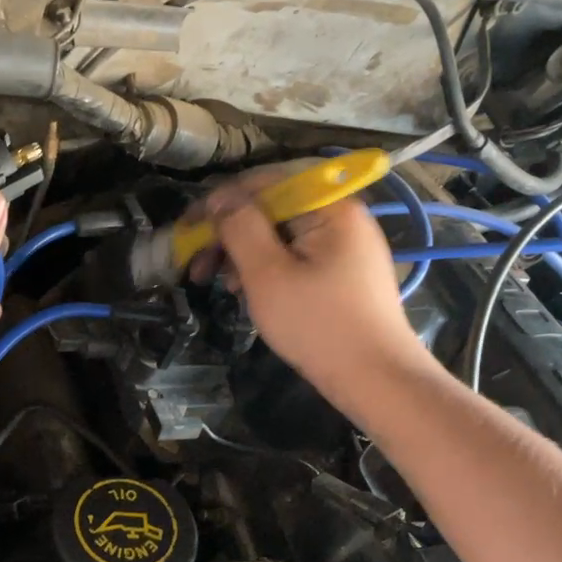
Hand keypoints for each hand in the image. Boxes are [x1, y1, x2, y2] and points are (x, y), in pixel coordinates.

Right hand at [194, 158, 432, 395]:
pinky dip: (266, 267)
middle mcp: (341, 215)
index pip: (263, 183)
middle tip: (197, 266)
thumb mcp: (267, 274)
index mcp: (329, 206)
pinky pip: (296, 254)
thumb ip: (240, 228)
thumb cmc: (318, 325)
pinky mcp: (344, 271)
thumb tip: (219, 197)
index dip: (218, 202)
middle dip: (229, 233)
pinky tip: (249, 291)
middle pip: (272, 207)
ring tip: (221, 285)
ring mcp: (345, 244)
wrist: (376, 378)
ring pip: (281, 233)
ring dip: (243, 253)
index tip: (186, 230)